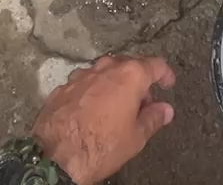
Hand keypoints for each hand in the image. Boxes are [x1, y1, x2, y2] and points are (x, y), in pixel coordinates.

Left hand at [31, 55, 175, 184]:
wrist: (54, 158)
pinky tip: (90, 111)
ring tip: (114, 107)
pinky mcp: (62, 87)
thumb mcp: (135, 138)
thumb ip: (153, 119)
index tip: (168, 84)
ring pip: (104, 72)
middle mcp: (107, 67)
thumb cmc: (102, 145)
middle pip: (129, 65)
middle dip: (138, 81)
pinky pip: (84, 84)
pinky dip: (92, 92)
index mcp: (130, 75)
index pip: (156, 65)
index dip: (165, 74)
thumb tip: (167, 109)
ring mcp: (82, 74)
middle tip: (142, 103)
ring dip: (113, 84)